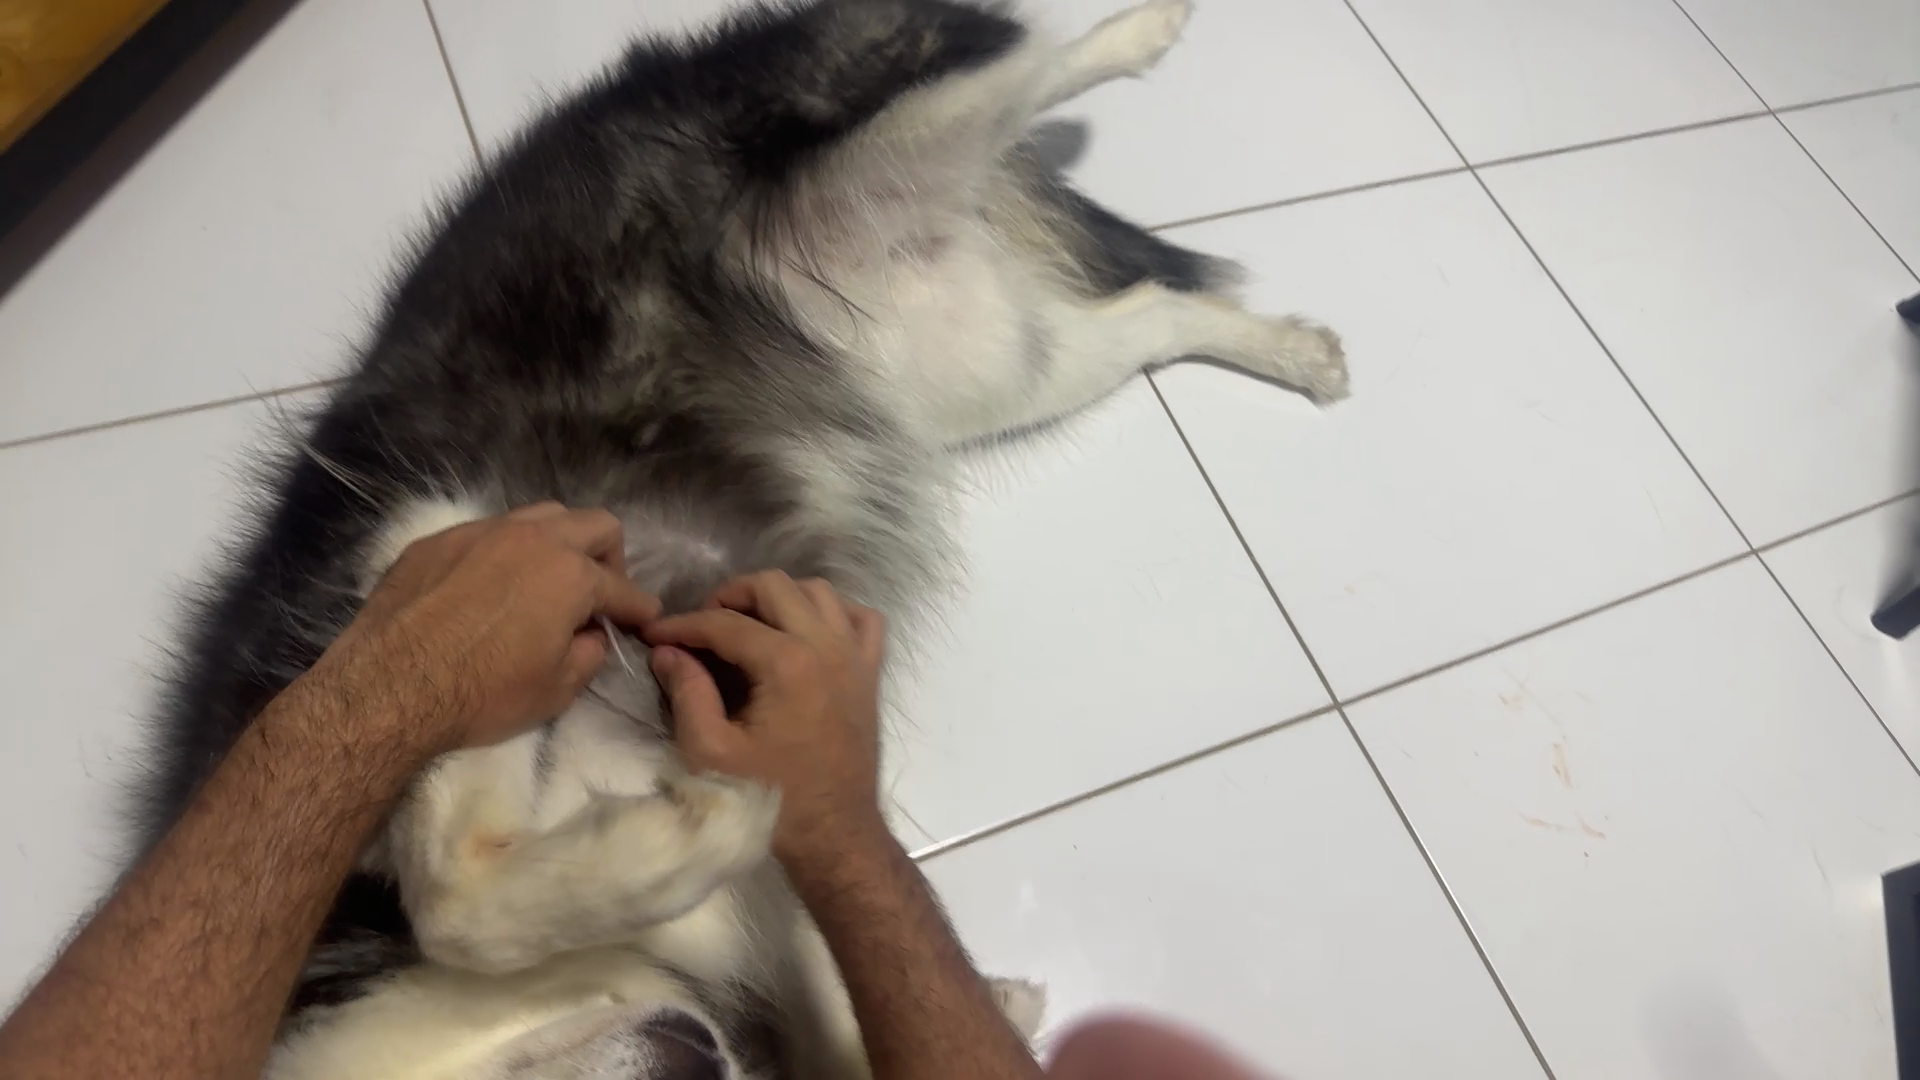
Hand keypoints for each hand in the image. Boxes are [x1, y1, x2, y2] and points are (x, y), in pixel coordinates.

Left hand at [311, 502, 660, 752]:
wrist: (381, 694)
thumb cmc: (482, 695)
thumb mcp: (559, 689)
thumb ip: (591, 651)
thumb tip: (591, 633)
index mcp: (572, 575)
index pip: (625, 589)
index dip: (641, 608)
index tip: (646, 620)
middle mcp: (534, 540)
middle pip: (596, 524)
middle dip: (611, 557)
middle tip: (598, 593)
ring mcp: (482, 533)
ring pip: (542, 516)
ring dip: (560, 544)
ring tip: (546, 580)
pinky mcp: (437, 542)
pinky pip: (489, 533)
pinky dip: (505, 554)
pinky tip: (488, 589)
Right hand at [643, 571, 887, 865]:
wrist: (834, 831)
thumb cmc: (768, 798)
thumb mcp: (711, 753)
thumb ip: (687, 693)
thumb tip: (668, 651)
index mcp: (787, 662)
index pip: (726, 623)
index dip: (683, 625)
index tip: (655, 636)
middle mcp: (827, 644)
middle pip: (775, 586)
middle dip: (731, 596)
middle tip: (703, 625)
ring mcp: (855, 654)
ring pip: (819, 591)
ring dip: (781, 596)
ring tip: (751, 623)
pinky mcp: (871, 670)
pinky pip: (862, 618)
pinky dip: (834, 612)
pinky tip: (809, 631)